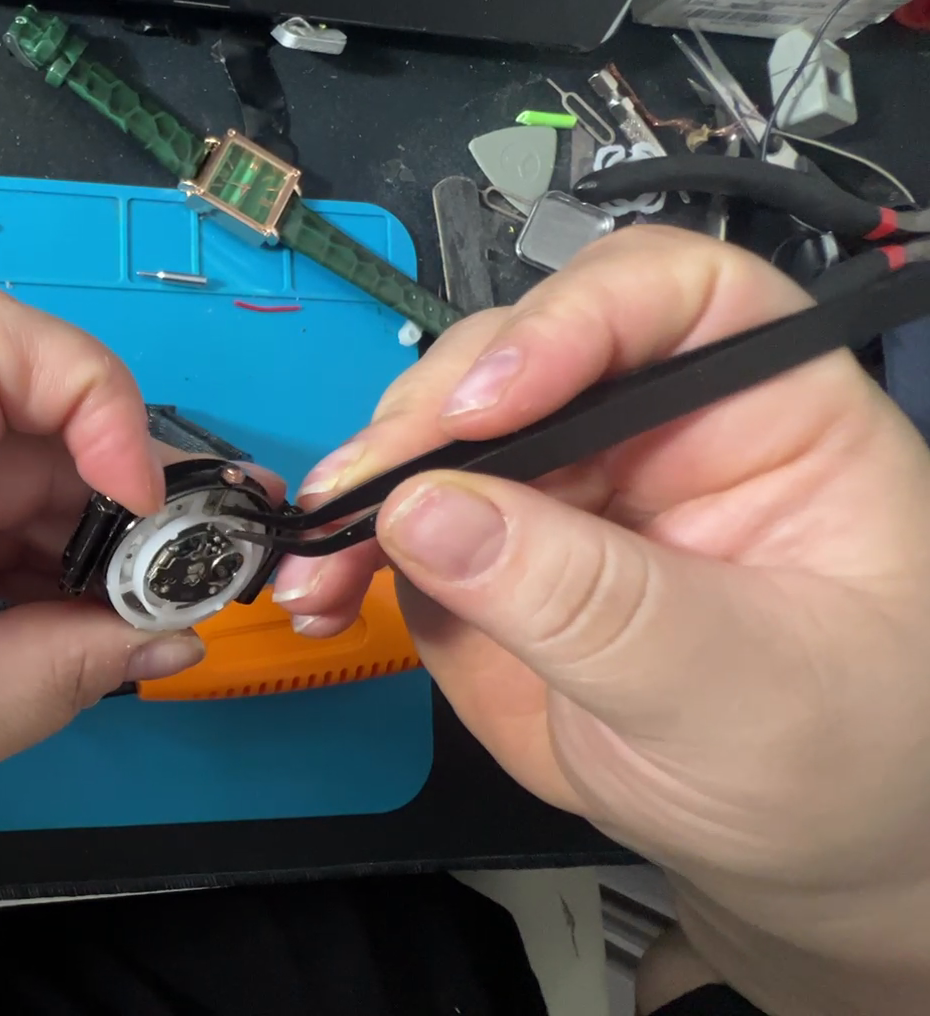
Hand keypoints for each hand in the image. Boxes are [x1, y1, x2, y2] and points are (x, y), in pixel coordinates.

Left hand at [0, 289, 270, 907]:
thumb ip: (79, 663)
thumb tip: (179, 633)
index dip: (93, 395)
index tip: (141, 500)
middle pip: (9, 412)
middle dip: (106, 486)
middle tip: (184, 563)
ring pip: (0, 468)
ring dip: (75, 532)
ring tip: (141, 601)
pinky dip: (28, 557)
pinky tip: (75, 609)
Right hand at [275, 228, 929, 1013]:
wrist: (757, 838)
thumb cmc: (822, 758)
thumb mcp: (730, 687)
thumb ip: (581, 597)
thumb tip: (417, 509)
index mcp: (745, 420)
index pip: (662, 299)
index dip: (565, 324)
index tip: (480, 412)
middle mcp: (623, 430)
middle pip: (495, 359)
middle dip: (412, 426)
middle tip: (354, 501)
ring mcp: (529, 487)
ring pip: (415, 437)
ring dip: (349, 496)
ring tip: (316, 574)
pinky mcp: (459, 546)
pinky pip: (377, 522)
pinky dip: (332, 554)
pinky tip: (317, 598)